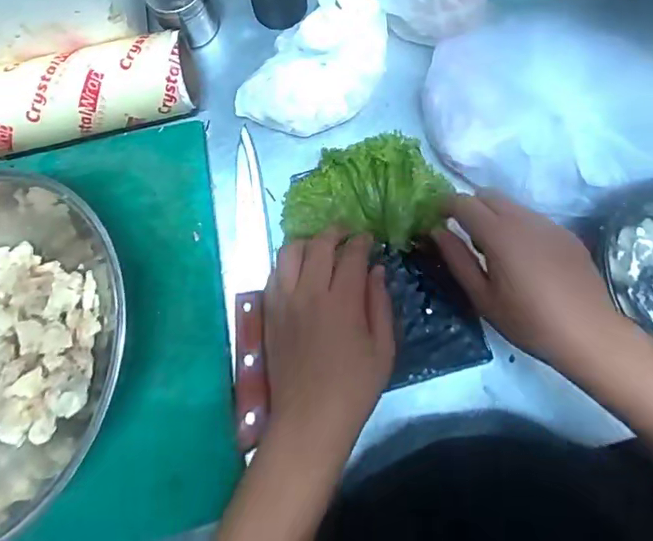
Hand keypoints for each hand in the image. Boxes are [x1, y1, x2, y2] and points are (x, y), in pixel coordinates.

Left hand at [263, 229, 393, 457]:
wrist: (308, 419)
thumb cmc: (353, 389)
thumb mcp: (382, 351)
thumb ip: (380, 305)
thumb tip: (377, 271)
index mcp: (343, 302)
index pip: (352, 255)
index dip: (362, 242)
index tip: (368, 238)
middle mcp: (310, 292)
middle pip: (320, 244)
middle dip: (335, 233)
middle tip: (346, 234)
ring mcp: (285, 299)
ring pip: (290, 251)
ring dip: (308, 242)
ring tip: (319, 246)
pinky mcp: (269, 309)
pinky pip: (274, 271)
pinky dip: (288, 261)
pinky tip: (299, 268)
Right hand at [433, 192, 638, 371]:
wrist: (592, 336)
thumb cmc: (530, 322)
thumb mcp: (484, 298)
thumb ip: (457, 259)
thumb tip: (437, 231)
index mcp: (498, 233)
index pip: (463, 202)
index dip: (444, 205)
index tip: (436, 219)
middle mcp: (522, 219)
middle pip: (486, 195)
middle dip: (469, 206)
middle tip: (464, 234)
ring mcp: (547, 224)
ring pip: (510, 205)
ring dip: (494, 215)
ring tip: (495, 249)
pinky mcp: (565, 234)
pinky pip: (532, 219)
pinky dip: (518, 226)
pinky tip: (525, 259)